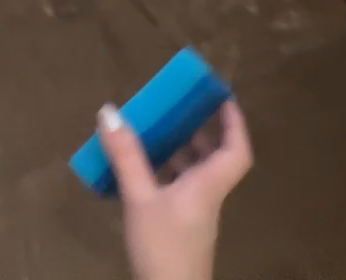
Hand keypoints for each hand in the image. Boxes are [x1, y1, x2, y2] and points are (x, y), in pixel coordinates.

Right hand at [98, 100, 252, 279]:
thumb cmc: (164, 247)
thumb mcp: (139, 198)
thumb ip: (126, 156)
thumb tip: (109, 111)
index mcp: (207, 187)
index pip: (236, 153)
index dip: (235, 125)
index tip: (223, 98)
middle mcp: (205, 197)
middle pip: (212, 160)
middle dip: (196, 131)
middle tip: (173, 107)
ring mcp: (192, 213)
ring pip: (192, 173)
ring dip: (174, 149)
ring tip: (146, 129)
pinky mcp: (178, 225)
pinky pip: (174, 186)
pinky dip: (159, 170)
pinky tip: (134, 167)